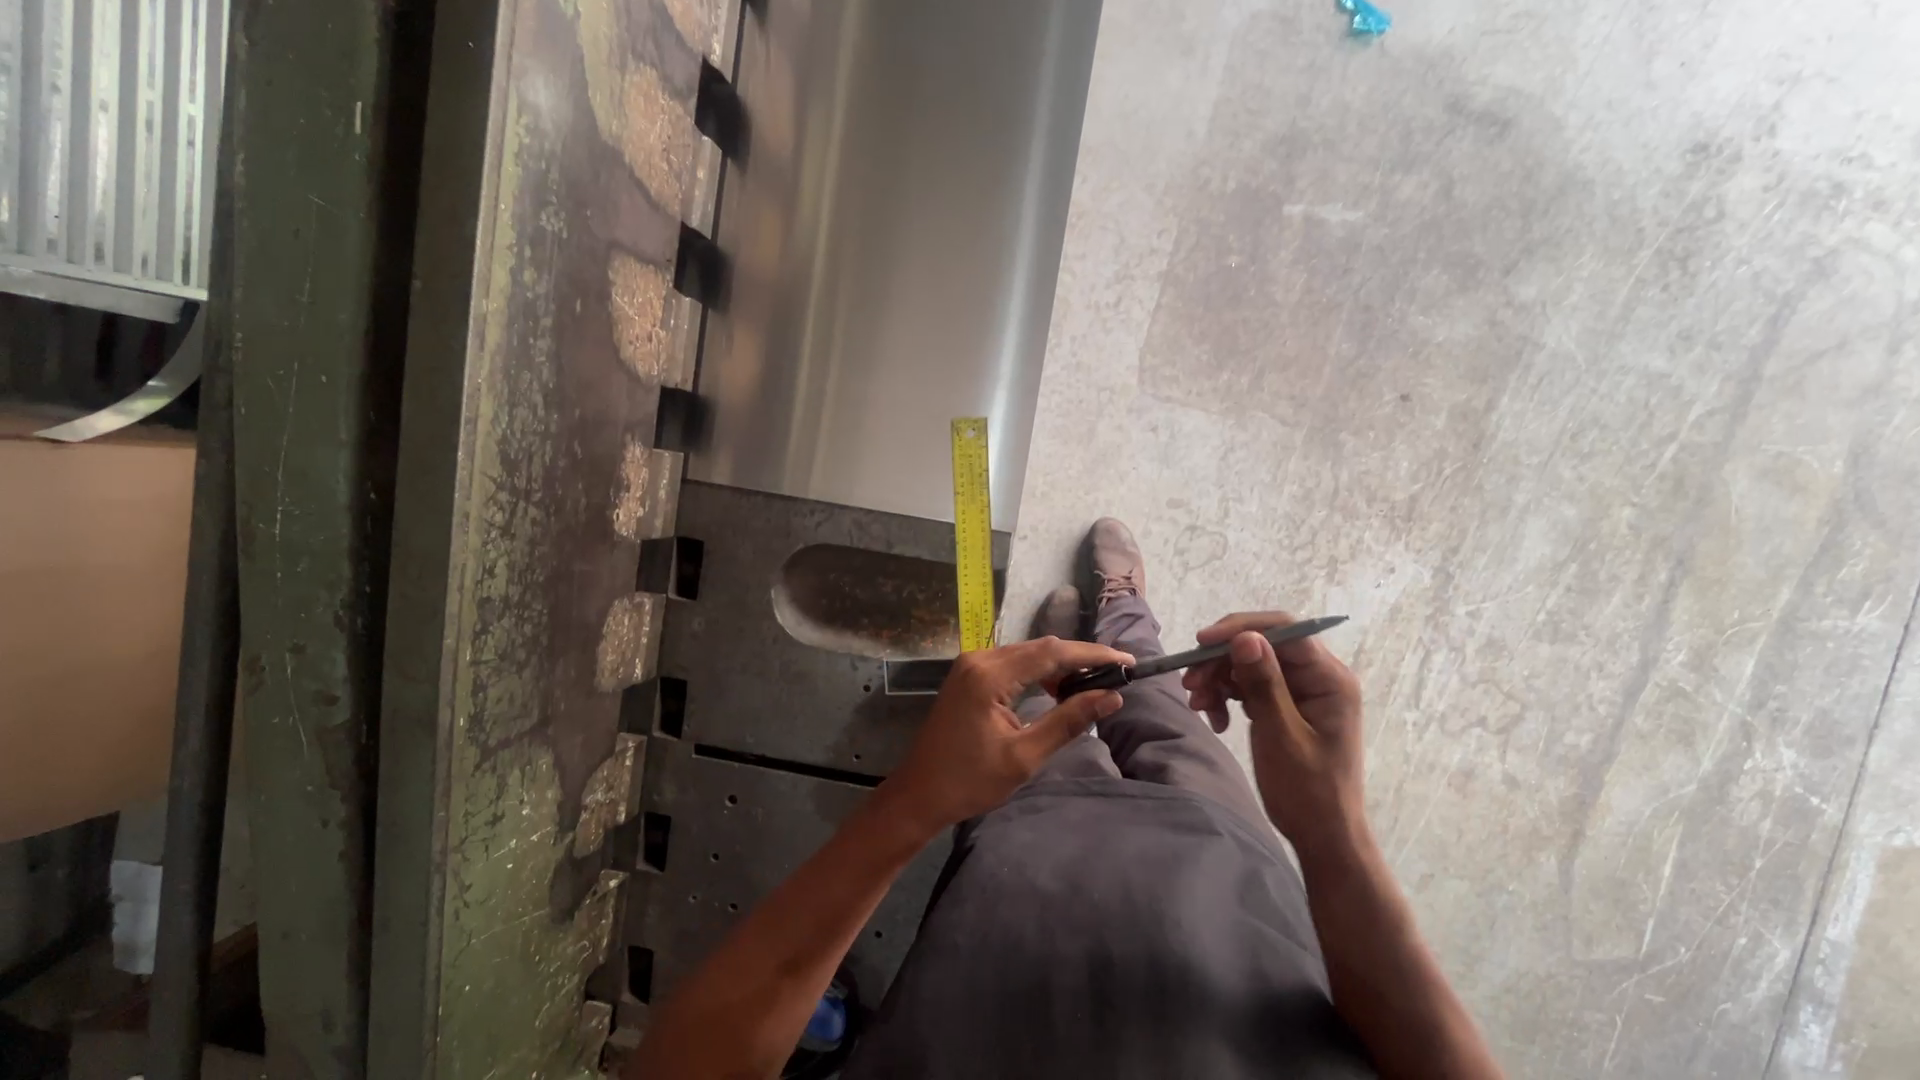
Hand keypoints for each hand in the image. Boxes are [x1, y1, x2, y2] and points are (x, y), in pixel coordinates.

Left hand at [881, 637, 1132, 833]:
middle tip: (1117, 674)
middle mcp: (979, 659)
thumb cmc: (970, 781)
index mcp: (990, 675)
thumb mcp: (1025, 756)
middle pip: (1040, 648)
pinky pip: (1012, 664)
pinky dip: (1037, 673)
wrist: (919, 795)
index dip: (1093, 655)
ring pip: (1026, 654)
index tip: (1128, 661)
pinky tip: (1056, 691)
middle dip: (1080, 659)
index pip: (1052, 653)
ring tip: (1092, 685)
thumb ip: (1068, 722)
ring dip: (1059, 666)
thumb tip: (1111, 697)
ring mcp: (970, 665)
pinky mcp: (968, 676)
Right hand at [1181, 612, 1366, 855]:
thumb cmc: (1308, 791)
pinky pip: (1250, 685)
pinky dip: (1227, 695)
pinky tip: (1215, 717)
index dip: (1240, 629)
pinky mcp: (1287, 705)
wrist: (1322, 835)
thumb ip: (1264, 685)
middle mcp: (1319, 676)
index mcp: (1330, 679)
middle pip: (1263, 645)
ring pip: (1251, 663)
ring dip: (1219, 679)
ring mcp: (1303, 690)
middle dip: (1222, 660)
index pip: (1286, 631)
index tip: (1200, 643)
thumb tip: (1245, 636)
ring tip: (1198, 705)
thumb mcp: (1281, 736)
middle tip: (1190, 683)